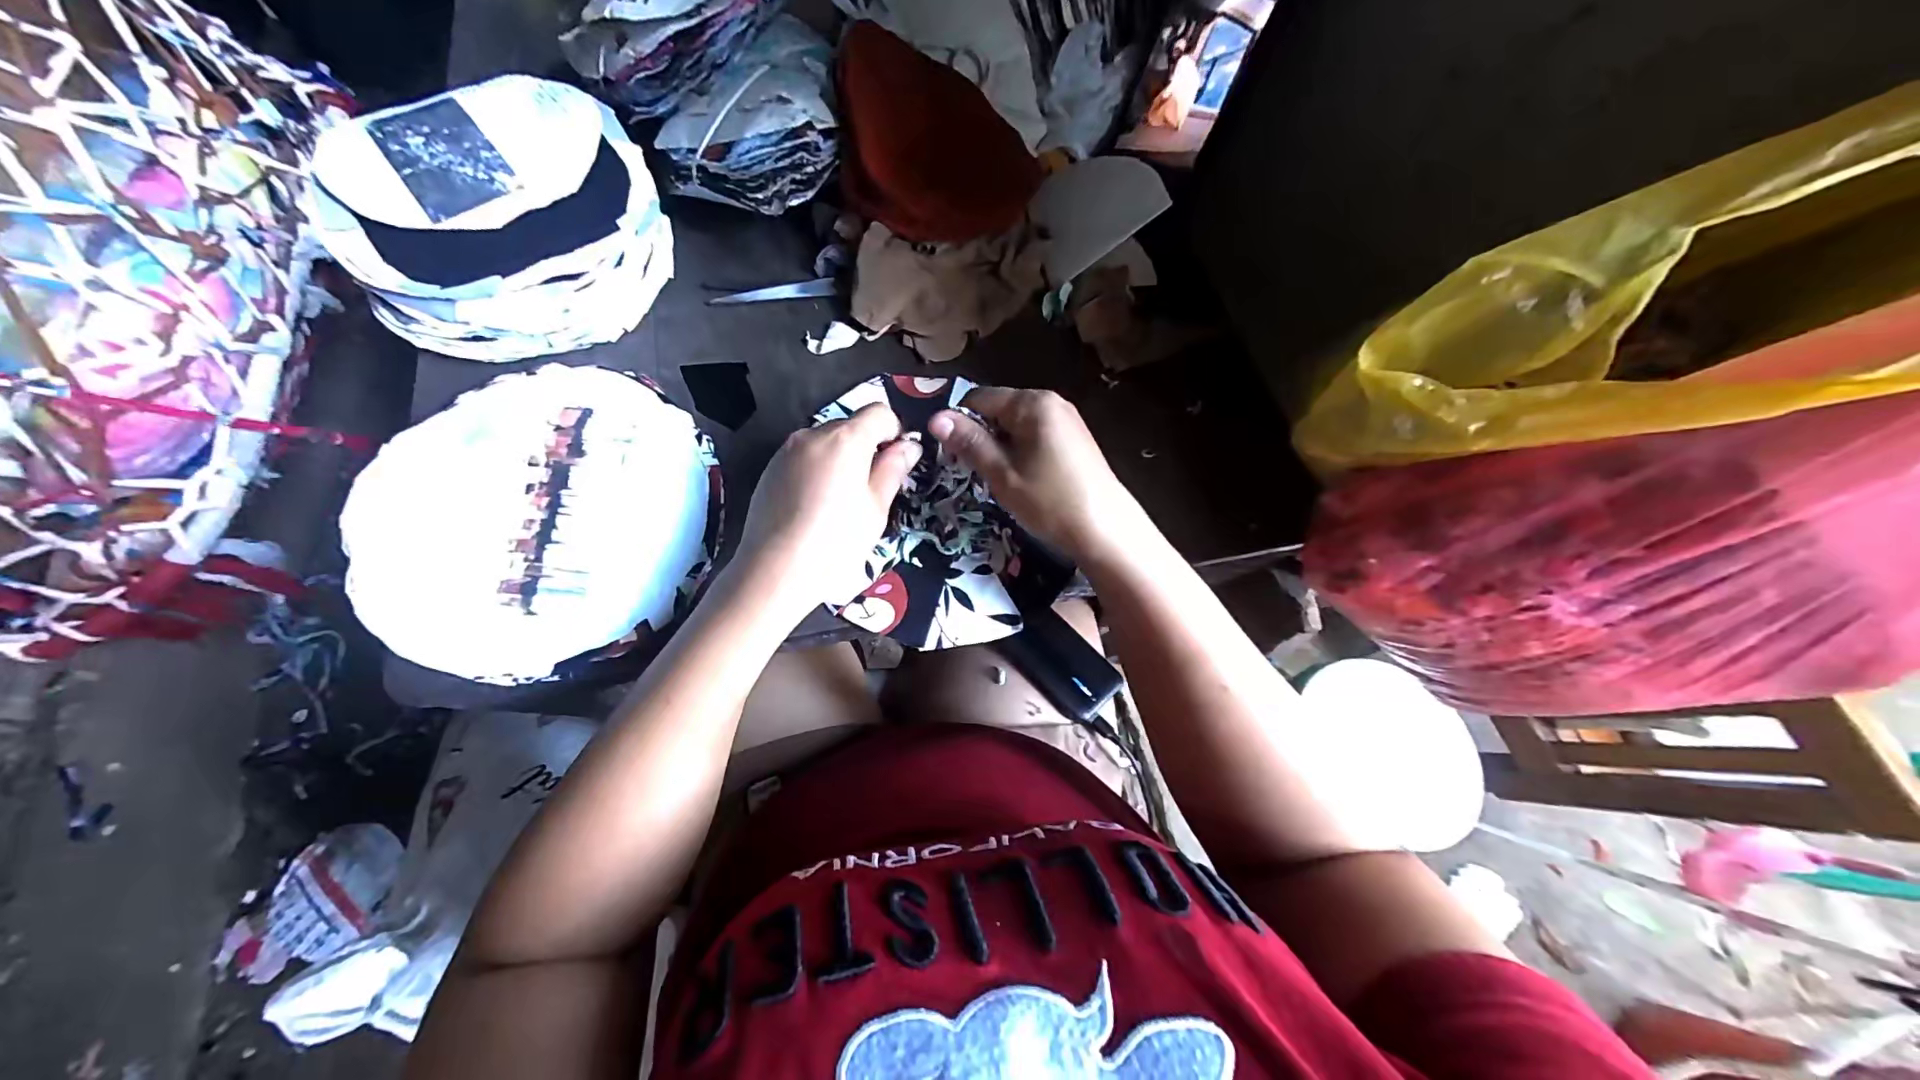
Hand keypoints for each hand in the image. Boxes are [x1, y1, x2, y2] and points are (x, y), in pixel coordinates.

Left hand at [734, 403, 921, 615]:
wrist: (776, 570)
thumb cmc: (836, 542)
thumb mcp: (876, 509)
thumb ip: (893, 470)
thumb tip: (908, 447)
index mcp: (846, 439)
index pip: (879, 412)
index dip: (894, 432)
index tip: (897, 461)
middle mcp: (813, 434)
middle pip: (850, 427)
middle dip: (866, 448)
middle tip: (871, 489)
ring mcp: (787, 450)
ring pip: (825, 443)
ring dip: (840, 460)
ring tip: (841, 502)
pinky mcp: (770, 469)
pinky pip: (804, 459)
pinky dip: (817, 471)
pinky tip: (816, 506)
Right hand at [928, 388, 1152, 569]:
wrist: (1107, 531)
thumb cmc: (1050, 502)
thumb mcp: (1002, 475)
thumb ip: (969, 443)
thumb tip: (935, 417)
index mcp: (1032, 403)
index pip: (977, 399)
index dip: (960, 425)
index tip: (955, 459)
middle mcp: (1051, 401)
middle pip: (998, 410)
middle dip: (983, 437)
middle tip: (980, 475)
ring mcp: (1067, 419)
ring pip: (1016, 426)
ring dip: (1002, 448)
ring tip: (1004, 481)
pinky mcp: (1075, 438)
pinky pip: (1035, 435)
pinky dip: (1022, 453)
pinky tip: (1027, 481)